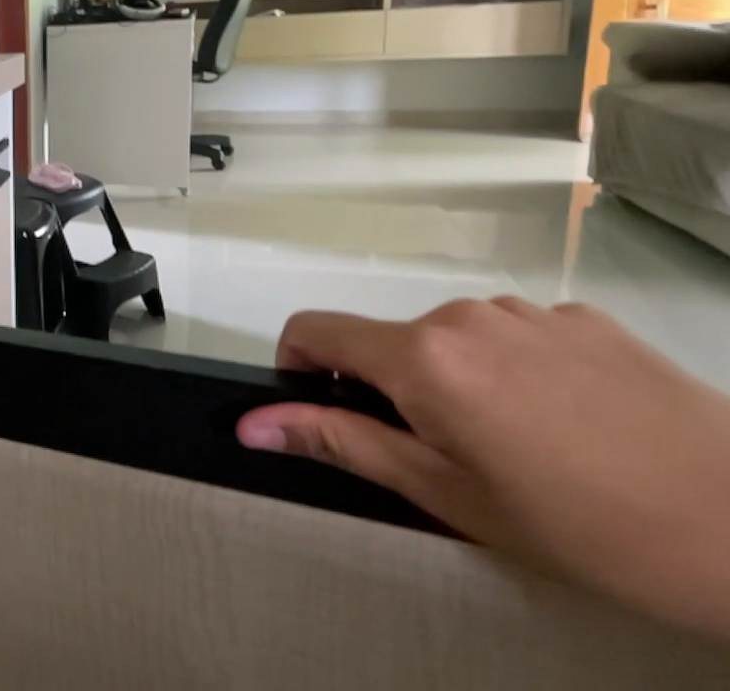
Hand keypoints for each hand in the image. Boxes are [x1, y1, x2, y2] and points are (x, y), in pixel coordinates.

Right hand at [238, 297, 729, 641]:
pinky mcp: (591, 321)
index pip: (312, 330)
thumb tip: (251, 423)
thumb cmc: (584, 528)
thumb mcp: (444, 494)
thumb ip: (339, 442)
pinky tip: (568, 422)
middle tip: (446, 458)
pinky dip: (514, 368)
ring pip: (452, 338)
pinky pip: (516, 334)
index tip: (328, 416)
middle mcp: (466, 315)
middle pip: (387, 340)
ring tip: (518, 444)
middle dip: (392, 389)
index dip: (298, 369)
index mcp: (421, 356)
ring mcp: (533, 313)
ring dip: (454, 378)